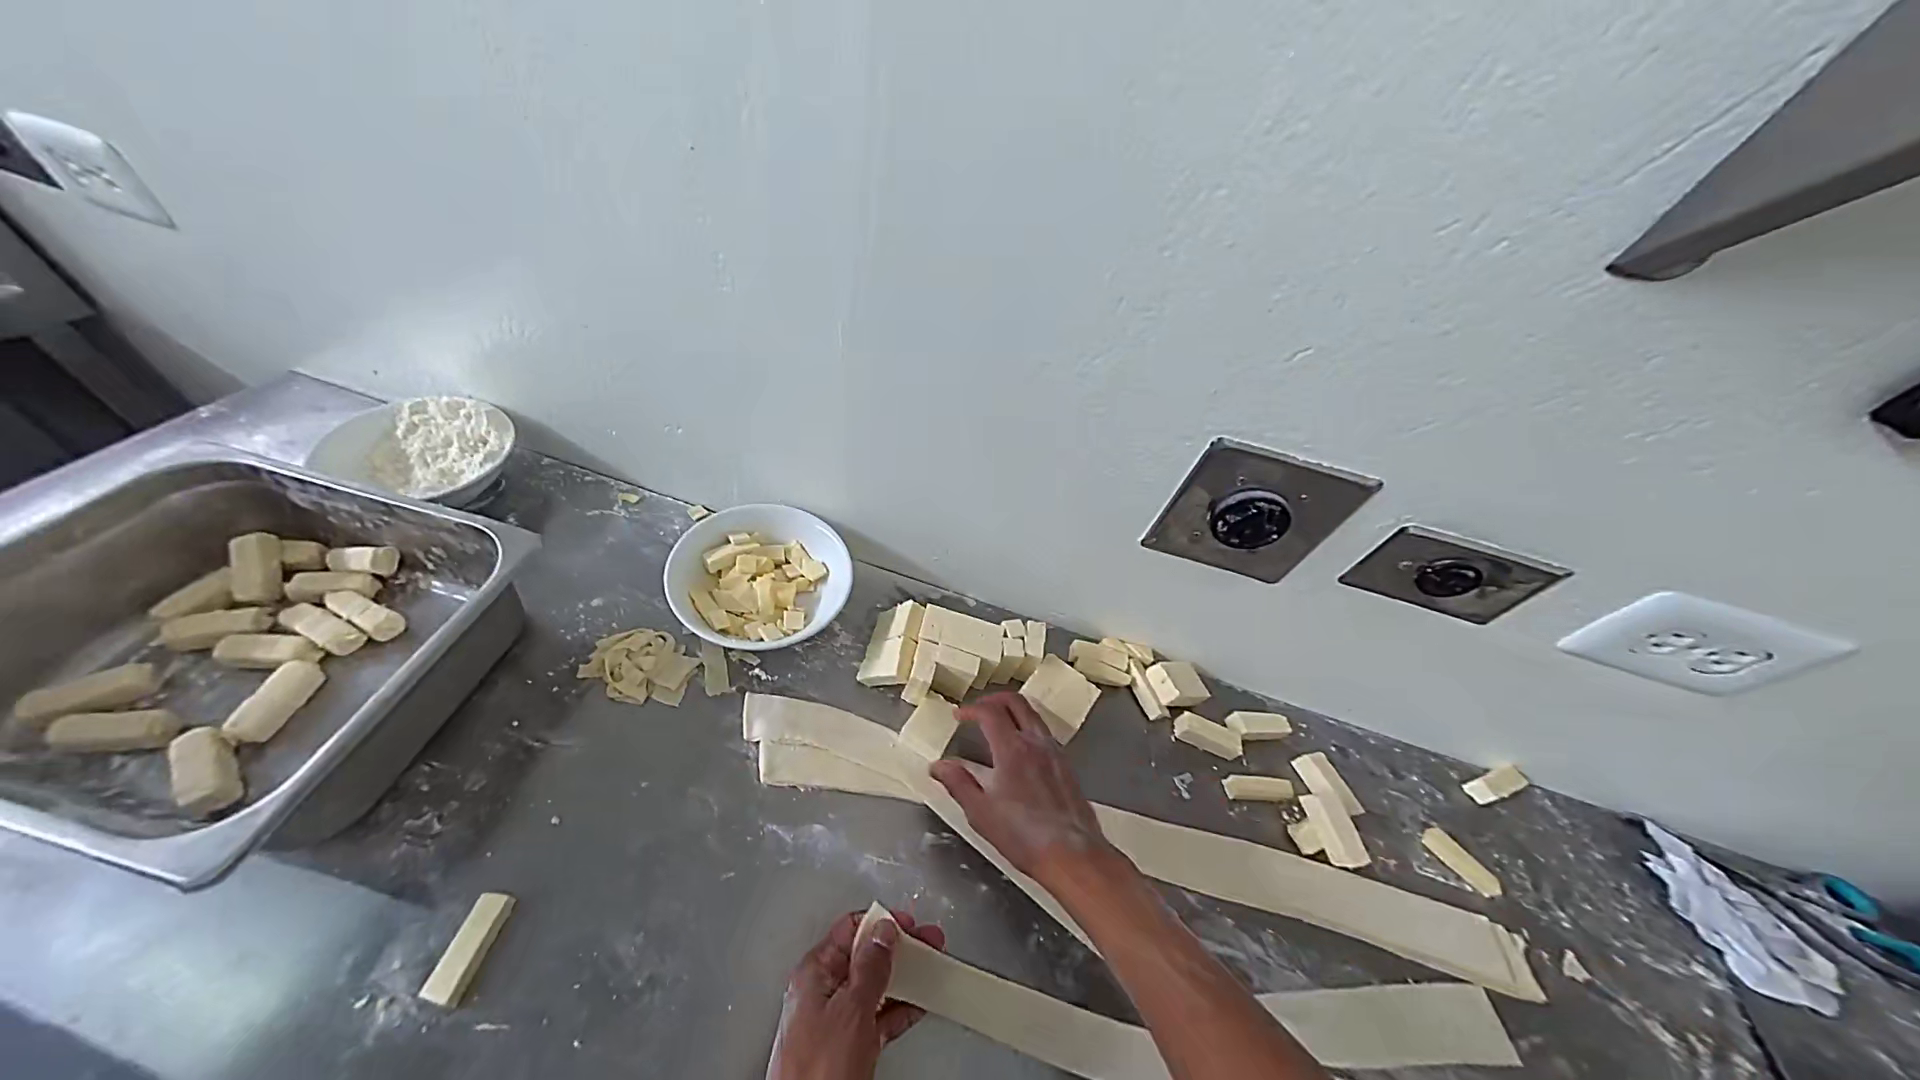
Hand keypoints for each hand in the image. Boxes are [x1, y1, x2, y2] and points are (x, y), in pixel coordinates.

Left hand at [766, 910, 946, 1079]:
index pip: (850, 930)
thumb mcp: (851, 1009)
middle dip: (898, 949)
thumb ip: (871, 967)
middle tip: (926, 943)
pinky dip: (899, 1008)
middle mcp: (821, 992)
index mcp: (814, 973)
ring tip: (929, 968)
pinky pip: (878, 1015)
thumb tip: (884, 933)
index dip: (880, 923)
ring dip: (902, 977)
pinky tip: (916, 1004)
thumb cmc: (814, 1072)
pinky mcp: (846, 1046)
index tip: (908, 925)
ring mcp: (834, 1020)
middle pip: (865, 957)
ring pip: (874, 986)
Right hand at [928, 693, 1122, 889]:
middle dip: (994, 700)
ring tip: (998, 726)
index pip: (990, 712)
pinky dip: (1028, 729)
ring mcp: (1055, 753)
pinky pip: (1044, 734)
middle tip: (979, 710)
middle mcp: (1036, 743)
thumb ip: (958, 783)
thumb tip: (940, 766)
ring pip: (1033, 715)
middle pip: (1016, 702)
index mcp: (1012, 749)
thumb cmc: (1025, 836)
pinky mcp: (1066, 766)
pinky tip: (1020, 751)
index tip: (959, 715)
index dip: (971, 709)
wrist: (1072, 855)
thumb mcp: (981, 812)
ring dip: (1013, 712)